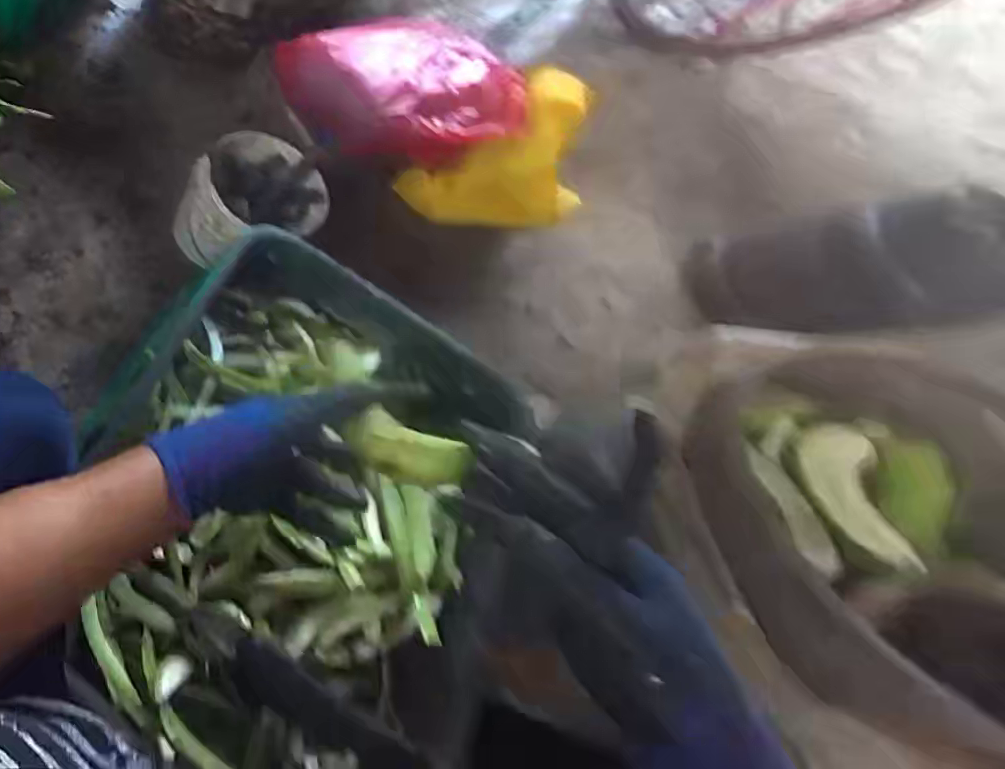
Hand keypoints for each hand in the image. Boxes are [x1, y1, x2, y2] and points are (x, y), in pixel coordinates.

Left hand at [144, 386, 378, 521]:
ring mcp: (275, 468)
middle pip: (325, 447)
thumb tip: (382, 386)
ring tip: (364, 508)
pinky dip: (323, 523)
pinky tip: (347, 539)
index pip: (333, 406)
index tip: (394, 414)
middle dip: (350, 461)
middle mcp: (283, 437)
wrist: (202, 472)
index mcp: (288, 412)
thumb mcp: (294, 416)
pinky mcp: (268, 497)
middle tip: (379, 475)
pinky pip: (302, 509)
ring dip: (340, 494)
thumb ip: (337, 404)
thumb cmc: (249, 438)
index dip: (362, 408)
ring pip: (316, 480)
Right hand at [461, 416, 793, 768]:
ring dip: (499, 488)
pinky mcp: (563, 596)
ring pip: (535, 516)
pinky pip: (524, 549)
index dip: (638, 453)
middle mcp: (603, 550)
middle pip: (554, 495)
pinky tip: (472, 514)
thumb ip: (563, 569)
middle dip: (514, 462)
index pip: (623, 489)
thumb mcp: (616, 622)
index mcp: (626, 549)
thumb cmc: (661, 677)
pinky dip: (495, 527)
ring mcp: (583, 572)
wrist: (684, 739)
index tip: (640, 412)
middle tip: (470, 432)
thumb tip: (509, 522)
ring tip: (463, 461)